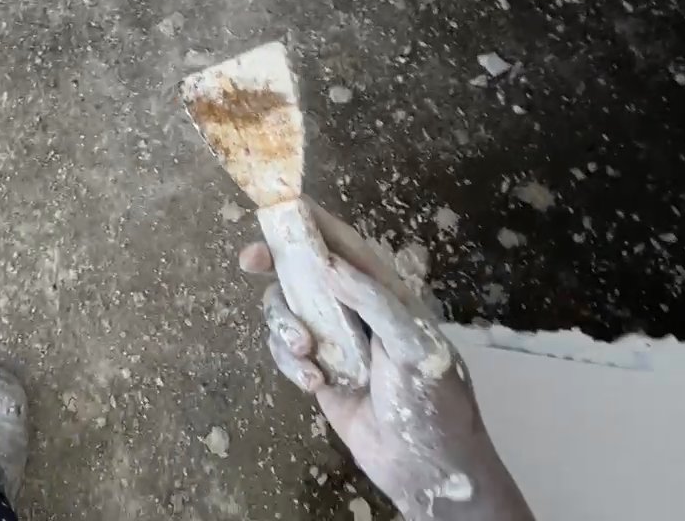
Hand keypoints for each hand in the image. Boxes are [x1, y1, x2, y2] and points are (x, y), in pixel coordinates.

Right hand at [239, 201, 533, 519]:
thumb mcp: (413, 347)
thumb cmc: (435, 406)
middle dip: (273, 265)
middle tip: (250, 263)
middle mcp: (351, 309)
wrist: (431, 475)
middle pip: (300, 270)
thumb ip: (372, 300)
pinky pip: (283, 349)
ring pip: (284, 309)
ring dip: (283, 326)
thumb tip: (325, 264)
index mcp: (382, 294)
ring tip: (304, 351)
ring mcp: (332, 339)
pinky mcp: (316, 367)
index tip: (275, 210)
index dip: (308, 221)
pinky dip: (289, 362)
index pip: (342, 243)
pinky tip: (313, 382)